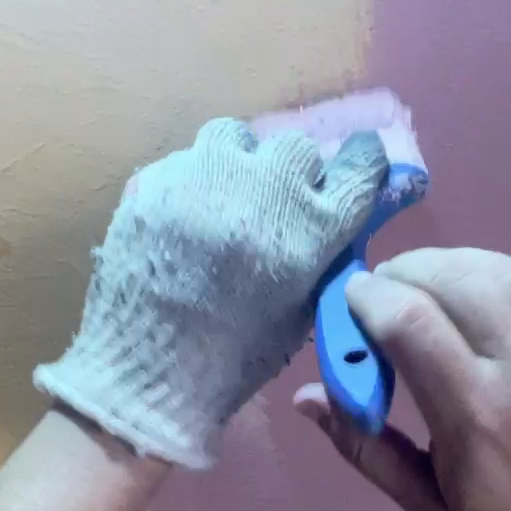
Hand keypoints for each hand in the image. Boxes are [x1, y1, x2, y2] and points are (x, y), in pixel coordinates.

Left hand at [35, 118, 386, 468]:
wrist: (148, 371)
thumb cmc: (233, 358)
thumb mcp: (300, 314)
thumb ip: (324, 257)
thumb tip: (334, 218)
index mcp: (311, 231)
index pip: (358, 168)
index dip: (362, 163)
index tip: (356, 164)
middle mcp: (265, 190)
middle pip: (297, 149)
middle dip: (293, 176)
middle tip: (275, 210)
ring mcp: (206, 177)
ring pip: (238, 139)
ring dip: (241, 165)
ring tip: (225, 202)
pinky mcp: (157, 179)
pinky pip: (189, 161)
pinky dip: (195, 184)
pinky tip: (182, 223)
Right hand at [295, 248, 510, 510]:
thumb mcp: (425, 502)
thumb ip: (362, 446)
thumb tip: (306, 397)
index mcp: (475, 415)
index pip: (409, 321)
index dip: (366, 297)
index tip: (346, 303)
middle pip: (449, 276)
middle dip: (399, 272)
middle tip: (379, 295)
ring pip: (493, 266)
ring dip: (442, 266)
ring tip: (420, 290)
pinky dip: (487, 276)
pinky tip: (473, 302)